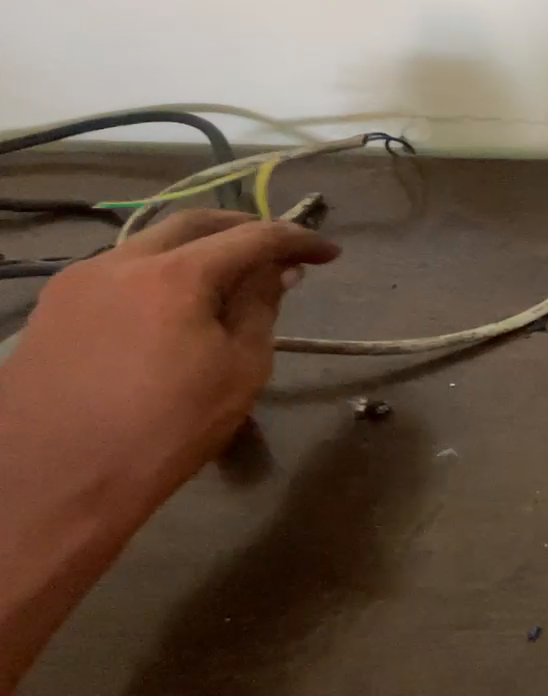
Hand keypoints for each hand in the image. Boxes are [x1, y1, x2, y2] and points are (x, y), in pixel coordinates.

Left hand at [1, 210, 338, 502]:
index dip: (300, 240)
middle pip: (195, 224)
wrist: (50, 491)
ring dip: (201, 249)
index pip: (254, 237)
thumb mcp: (241, 364)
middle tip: (285, 250)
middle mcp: (117, 265)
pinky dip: (164, 272)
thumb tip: (278, 271)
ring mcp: (73, 287)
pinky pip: (120, 272)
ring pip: (152, 244)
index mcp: (173, 275)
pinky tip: (182, 302)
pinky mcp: (51, 314)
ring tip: (235, 278)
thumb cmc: (167, 427)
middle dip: (247, 228)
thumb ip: (261, 305)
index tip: (330, 254)